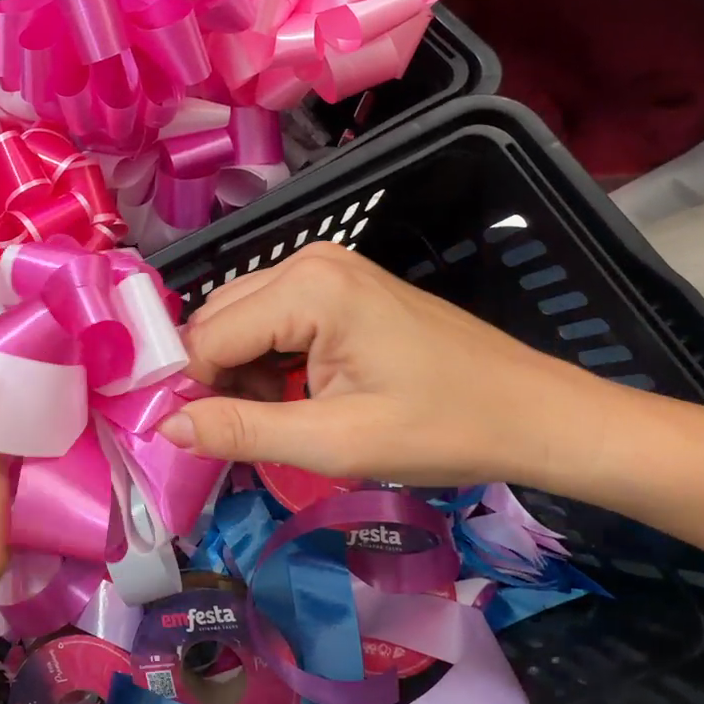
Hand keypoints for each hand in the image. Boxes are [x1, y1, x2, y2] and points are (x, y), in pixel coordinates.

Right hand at [158, 243, 609, 486]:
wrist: (537, 414)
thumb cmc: (444, 429)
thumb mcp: (337, 443)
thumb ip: (244, 430)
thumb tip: (166, 426)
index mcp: (308, 287)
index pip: (209, 336)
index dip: (200, 388)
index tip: (216, 436)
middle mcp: (306, 260)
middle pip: (219, 318)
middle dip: (221, 375)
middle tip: (255, 428)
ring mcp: (323, 265)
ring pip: (240, 316)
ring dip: (243, 368)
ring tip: (286, 412)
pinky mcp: (336, 280)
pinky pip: (270, 313)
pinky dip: (268, 355)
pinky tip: (300, 390)